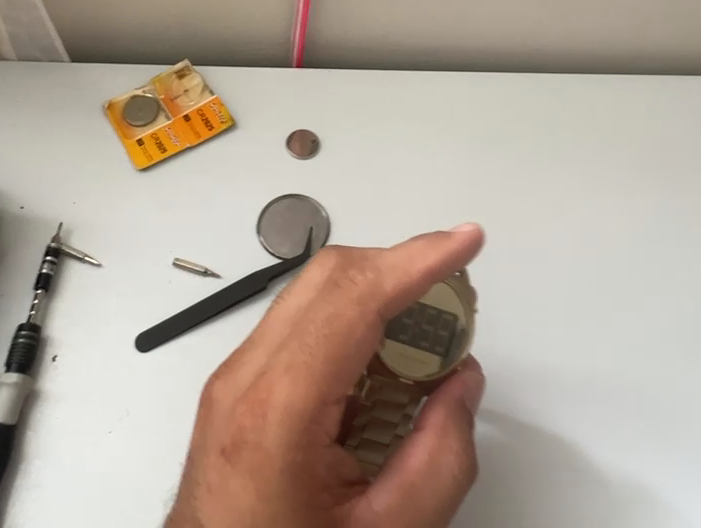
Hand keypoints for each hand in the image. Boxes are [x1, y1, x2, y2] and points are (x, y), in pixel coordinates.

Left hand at [166, 224, 486, 527]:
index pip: (353, 298)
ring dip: (377, 291)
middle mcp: (243, 377)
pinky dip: (352, 320)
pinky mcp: (236, 385)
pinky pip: (301, 323)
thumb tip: (462, 380)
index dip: (417, 260)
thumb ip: (440, 459)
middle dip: (401, 267)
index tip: (467, 241)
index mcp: (276, 411)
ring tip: (430, 329)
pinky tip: (385, 359)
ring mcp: (233, 377)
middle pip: (329, 277)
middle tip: (458, 293)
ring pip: (314, 291)